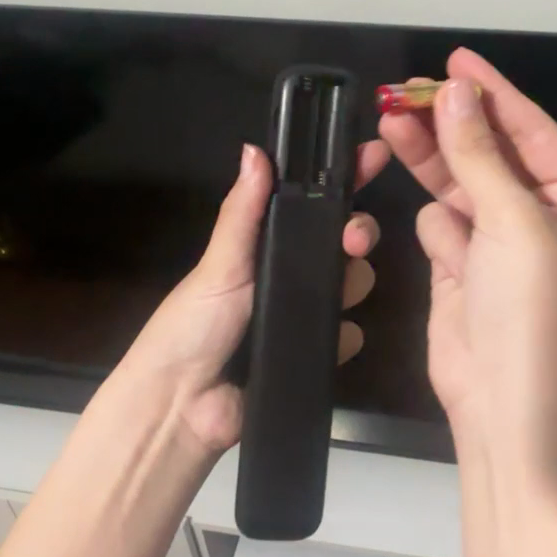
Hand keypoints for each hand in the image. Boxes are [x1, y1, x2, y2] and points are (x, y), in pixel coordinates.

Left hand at [117, 141, 388, 451]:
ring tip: (336, 294)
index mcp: (264, 246)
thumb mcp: (218, 265)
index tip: (373, 157)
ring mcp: (303, 314)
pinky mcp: (315, 354)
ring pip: (353, 285)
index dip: (344, 179)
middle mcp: (288, 274)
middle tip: (353, 239)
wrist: (184, 407)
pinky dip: (341, 337)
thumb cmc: (192, 327)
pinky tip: (325, 341)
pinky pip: (348, 335)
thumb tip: (255, 150)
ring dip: (353, 284)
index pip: (311, 204)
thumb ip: (243, 212)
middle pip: (343, 241)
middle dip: (358, 232)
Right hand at [378, 49, 556, 442]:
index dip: (494, 92)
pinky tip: (436, 235)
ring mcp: (497, 245)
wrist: (505, 407)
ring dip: (431, 159)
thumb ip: (479, 156)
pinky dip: (436, 227)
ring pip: (459, 185)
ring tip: (391, 123)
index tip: (455, 60)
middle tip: (406, 91)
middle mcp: (539, 218)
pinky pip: (442, 227)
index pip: (532, 131)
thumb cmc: (530, 312)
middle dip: (452, 122)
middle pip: (490, 153)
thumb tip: (456, 93)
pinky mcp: (461, 271)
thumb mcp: (511, 223)